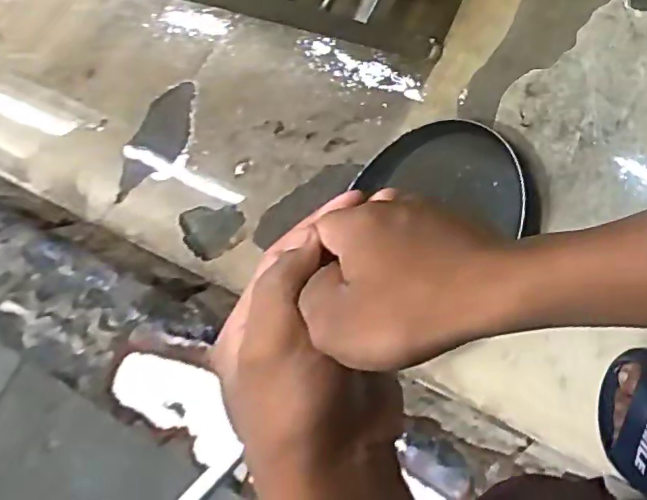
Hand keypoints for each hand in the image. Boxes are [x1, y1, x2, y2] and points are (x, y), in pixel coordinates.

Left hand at [212, 191, 404, 495]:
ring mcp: (316, 335)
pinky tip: (399, 262)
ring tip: (395, 226)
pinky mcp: (350, 342)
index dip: (315, 224)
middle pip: (308, 265)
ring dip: (361, 251)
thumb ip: (281, 286)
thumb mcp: (273, 341)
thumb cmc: (296, 395)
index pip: (278, 257)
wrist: (333, 450)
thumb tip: (310, 236)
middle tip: (382, 205)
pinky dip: (376, 275)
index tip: (357, 197)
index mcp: (247, 324)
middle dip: (341, 233)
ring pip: (337, 279)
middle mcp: (278, 325)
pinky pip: (360, 297)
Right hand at [299, 192, 514, 371]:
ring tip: (383, 296)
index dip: (308, 265)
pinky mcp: (462, 223)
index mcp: (359, 220)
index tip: (316, 297)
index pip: (314, 232)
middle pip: (356, 227)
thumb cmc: (406, 309)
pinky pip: (423, 237)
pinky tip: (419, 284)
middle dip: (348, 258)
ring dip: (384, 257)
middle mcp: (396, 203)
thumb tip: (321, 275)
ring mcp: (434, 209)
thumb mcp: (330, 321)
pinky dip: (416, 256)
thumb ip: (307, 293)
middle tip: (349, 298)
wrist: (493, 290)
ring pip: (392, 230)